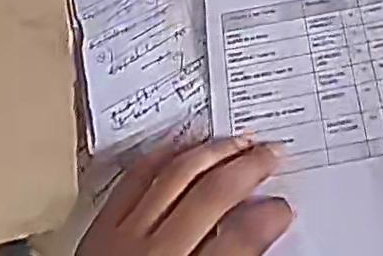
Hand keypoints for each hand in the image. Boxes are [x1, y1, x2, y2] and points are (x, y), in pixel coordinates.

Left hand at [77, 137, 292, 255]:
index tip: (283, 207)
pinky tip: (184, 146)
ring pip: (177, 173)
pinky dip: (162, 155)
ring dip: (213, 150)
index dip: (268, 217)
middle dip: (249, 167)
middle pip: (212, 195)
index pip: (238, 242)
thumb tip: (258, 241)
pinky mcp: (98, 229)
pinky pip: (135, 176)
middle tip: (272, 153)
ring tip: (237, 140)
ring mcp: (122, 239)